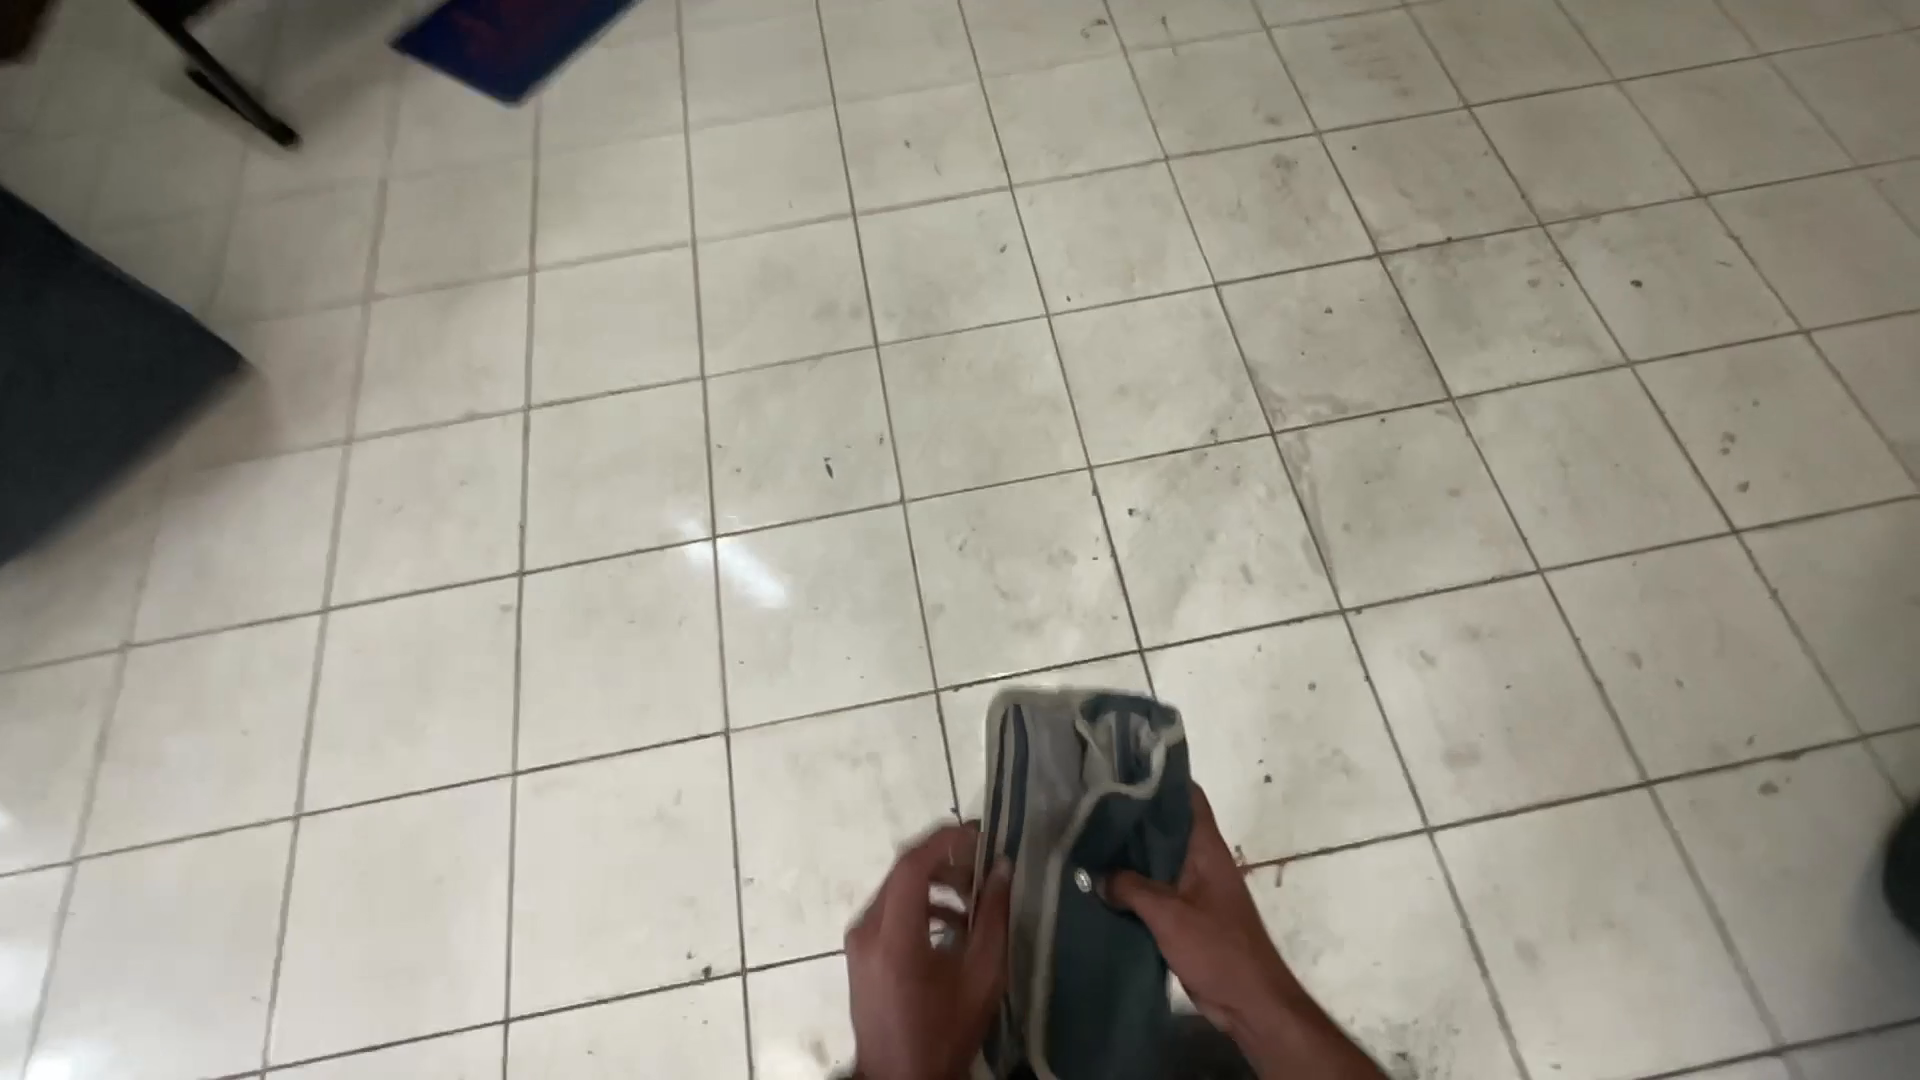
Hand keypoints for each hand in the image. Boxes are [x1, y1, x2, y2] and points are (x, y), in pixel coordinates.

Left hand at [846, 822, 1012, 1079]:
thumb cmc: (944, 1033)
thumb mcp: (981, 978)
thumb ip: (994, 918)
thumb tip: (1003, 867)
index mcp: (893, 937)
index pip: (912, 866)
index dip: (945, 841)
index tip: (978, 833)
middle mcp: (867, 929)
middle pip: (904, 872)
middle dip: (946, 861)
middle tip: (983, 866)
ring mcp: (858, 939)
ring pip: (898, 887)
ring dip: (935, 882)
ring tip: (973, 897)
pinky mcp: (860, 949)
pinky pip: (891, 908)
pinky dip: (921, 903)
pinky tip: (952, 921)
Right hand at [1104, 786, 1300, 1037]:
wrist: (1250, 1003)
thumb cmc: (1218, 949)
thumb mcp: (1169, 914)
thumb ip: (1130, 888)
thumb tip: (1097, 875)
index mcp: (1205, 847)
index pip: (1186, 796)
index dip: (1160, 777)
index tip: (1124, 766)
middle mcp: (1200, 859)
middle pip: (1165, 824)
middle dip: (1132, 813)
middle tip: (1091, 800)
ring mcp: (1193, 886)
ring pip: (1156, 856)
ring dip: (1128, 850)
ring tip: (1088, 835)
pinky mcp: (1184, 911)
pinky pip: (1153, 885)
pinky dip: (1131, 881)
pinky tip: (1101, 881)